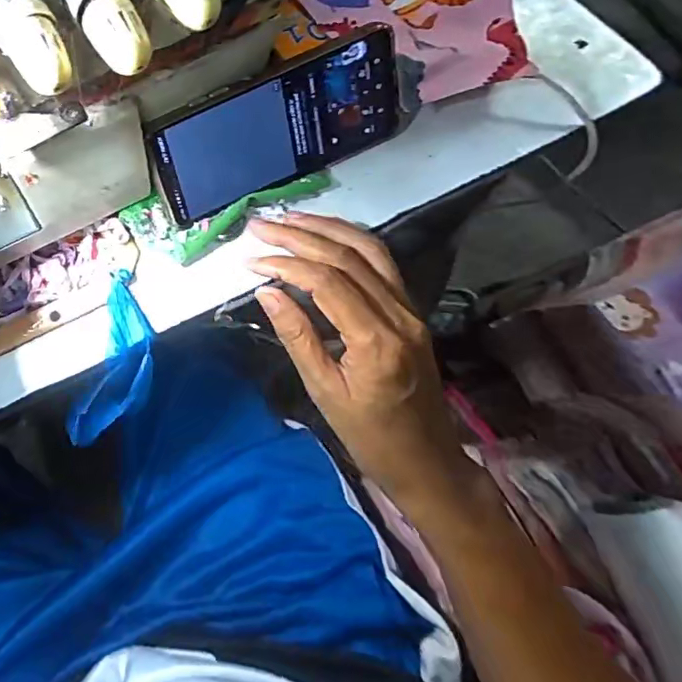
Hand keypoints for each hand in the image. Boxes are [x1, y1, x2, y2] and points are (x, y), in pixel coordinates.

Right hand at [246, 212, 472, 515]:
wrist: (429, 463)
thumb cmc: (371, 436)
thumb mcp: (324, 392)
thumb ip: (296, 336)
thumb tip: (266, 291)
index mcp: (377, 341)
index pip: (327, 283)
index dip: (286, 265)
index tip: (252, 261)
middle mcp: (400, 316)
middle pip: (347, 258)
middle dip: (300, 236)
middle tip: (261, 226)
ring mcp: (410, 310)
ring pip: (370, 251)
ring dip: (327, 228)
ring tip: (289, 218)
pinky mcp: (411, 310)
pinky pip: (381, 263)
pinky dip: (349, 241)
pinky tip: (324, 235)